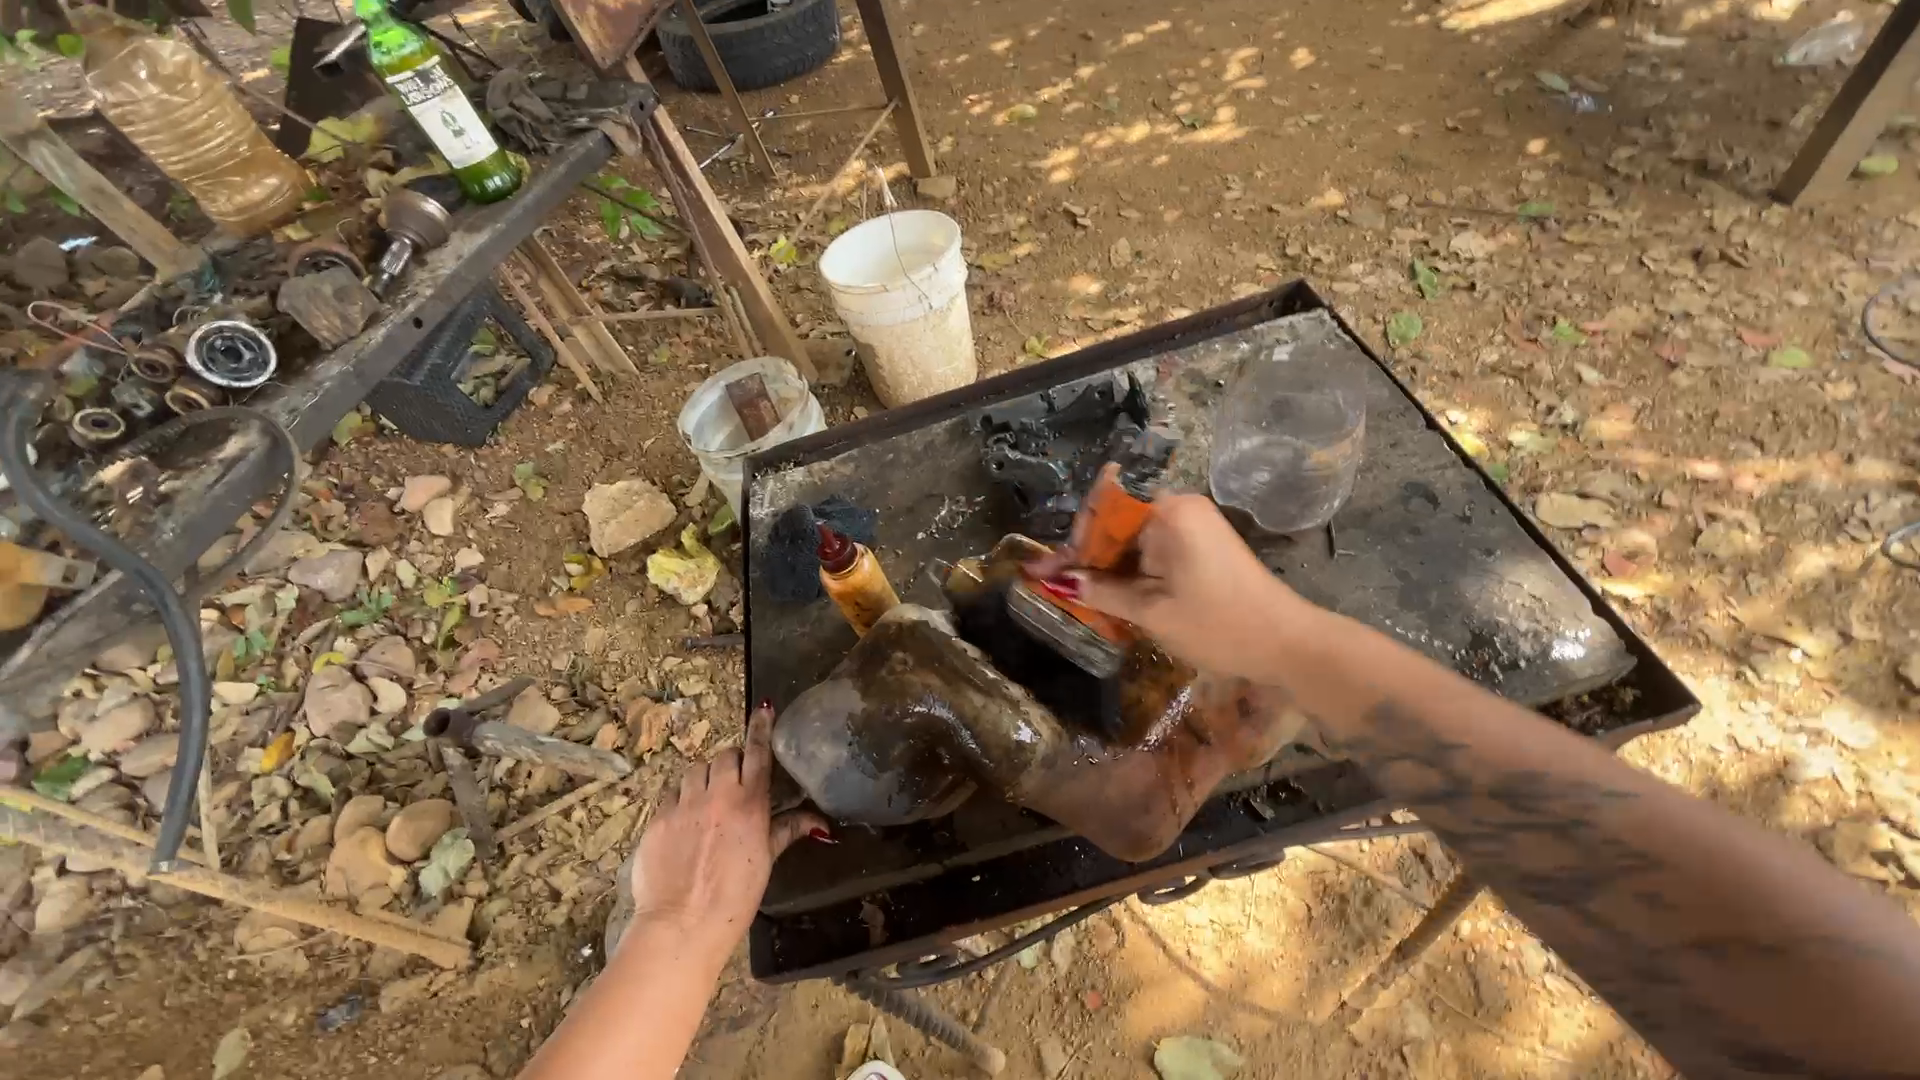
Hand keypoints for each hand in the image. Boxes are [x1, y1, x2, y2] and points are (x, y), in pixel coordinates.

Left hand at [624, 704, 827, 956]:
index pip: (758, 752)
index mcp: (750, 803)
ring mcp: (684, 805)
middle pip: (726, 755)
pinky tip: (685, 821)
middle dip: (732, 762)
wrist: (682, 925)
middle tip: (735, 782)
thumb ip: (789, 830)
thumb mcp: (767, 860)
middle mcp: (717, 795)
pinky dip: (680, 799)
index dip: (761, 728)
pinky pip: (671, 794)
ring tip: (708, 800)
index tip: (764, 709)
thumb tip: (822, 824)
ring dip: (705, 777)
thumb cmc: (735, 896)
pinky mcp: (658, 819)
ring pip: (696, 770)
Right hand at [1052, 494, 1316, 680]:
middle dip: (1086, 557)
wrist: (1289, 645)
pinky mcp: (1201, 548)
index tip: (1046, 571)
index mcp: (1169, 512)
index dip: (1072, 542)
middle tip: (1055, 586)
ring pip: (1133, 541)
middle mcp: (1180, 509)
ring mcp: (1193, 528)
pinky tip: (1109, 595)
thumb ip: (1102, 591)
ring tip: (1075, 595)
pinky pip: (1154, 552)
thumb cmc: (1219, 625)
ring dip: (1107, 568)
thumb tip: (1060, 582)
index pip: (1104, 511)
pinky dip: (1132, 573)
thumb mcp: (1152, 611)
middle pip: (1117, 525)